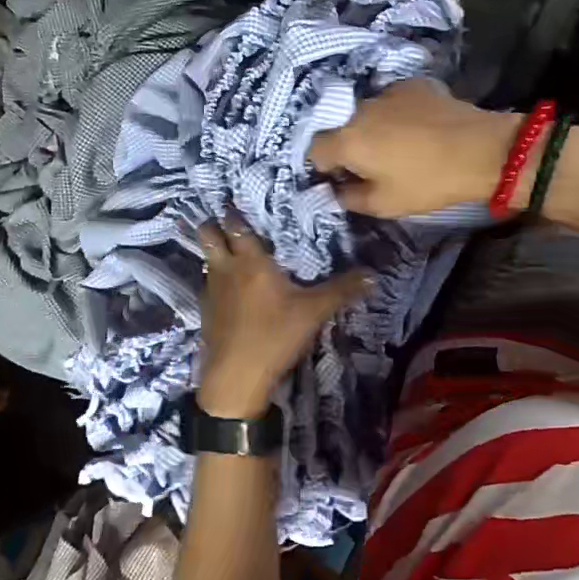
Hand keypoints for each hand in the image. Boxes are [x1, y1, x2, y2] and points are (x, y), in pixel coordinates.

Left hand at [196, 218, 366, 418]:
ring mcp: (210, 291)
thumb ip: (342, 290)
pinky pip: (208, 285)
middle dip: (214, 225)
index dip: (235, 212)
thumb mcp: (314, 312)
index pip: (236, 225)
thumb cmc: (275, 336)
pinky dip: (217, 280)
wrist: (236, 378)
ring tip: (233, 251)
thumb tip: (373, 274)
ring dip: (215, 252)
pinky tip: (232, 290)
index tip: (241, 201)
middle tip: (230, 222)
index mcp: (251, 261)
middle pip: (208, 234)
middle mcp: (225, 269)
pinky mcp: (205, 312)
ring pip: (206, 259)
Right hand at [308, 80, 519, 217]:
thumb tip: (338, 190)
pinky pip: (394, 101)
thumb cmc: (428, 182)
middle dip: (350, 146)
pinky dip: (398, 114)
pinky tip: (419, 128)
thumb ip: (351, 198)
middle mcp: (360, 109)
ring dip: (374, 128)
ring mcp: (388, 92)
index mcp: (347, 139)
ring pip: (368, 112)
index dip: (325, 167)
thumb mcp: (385, 204)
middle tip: (373, 165)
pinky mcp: (414, 84)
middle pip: (342, 128)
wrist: (480, 150)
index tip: (344, 178)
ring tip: (400, 146)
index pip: (315, 150)